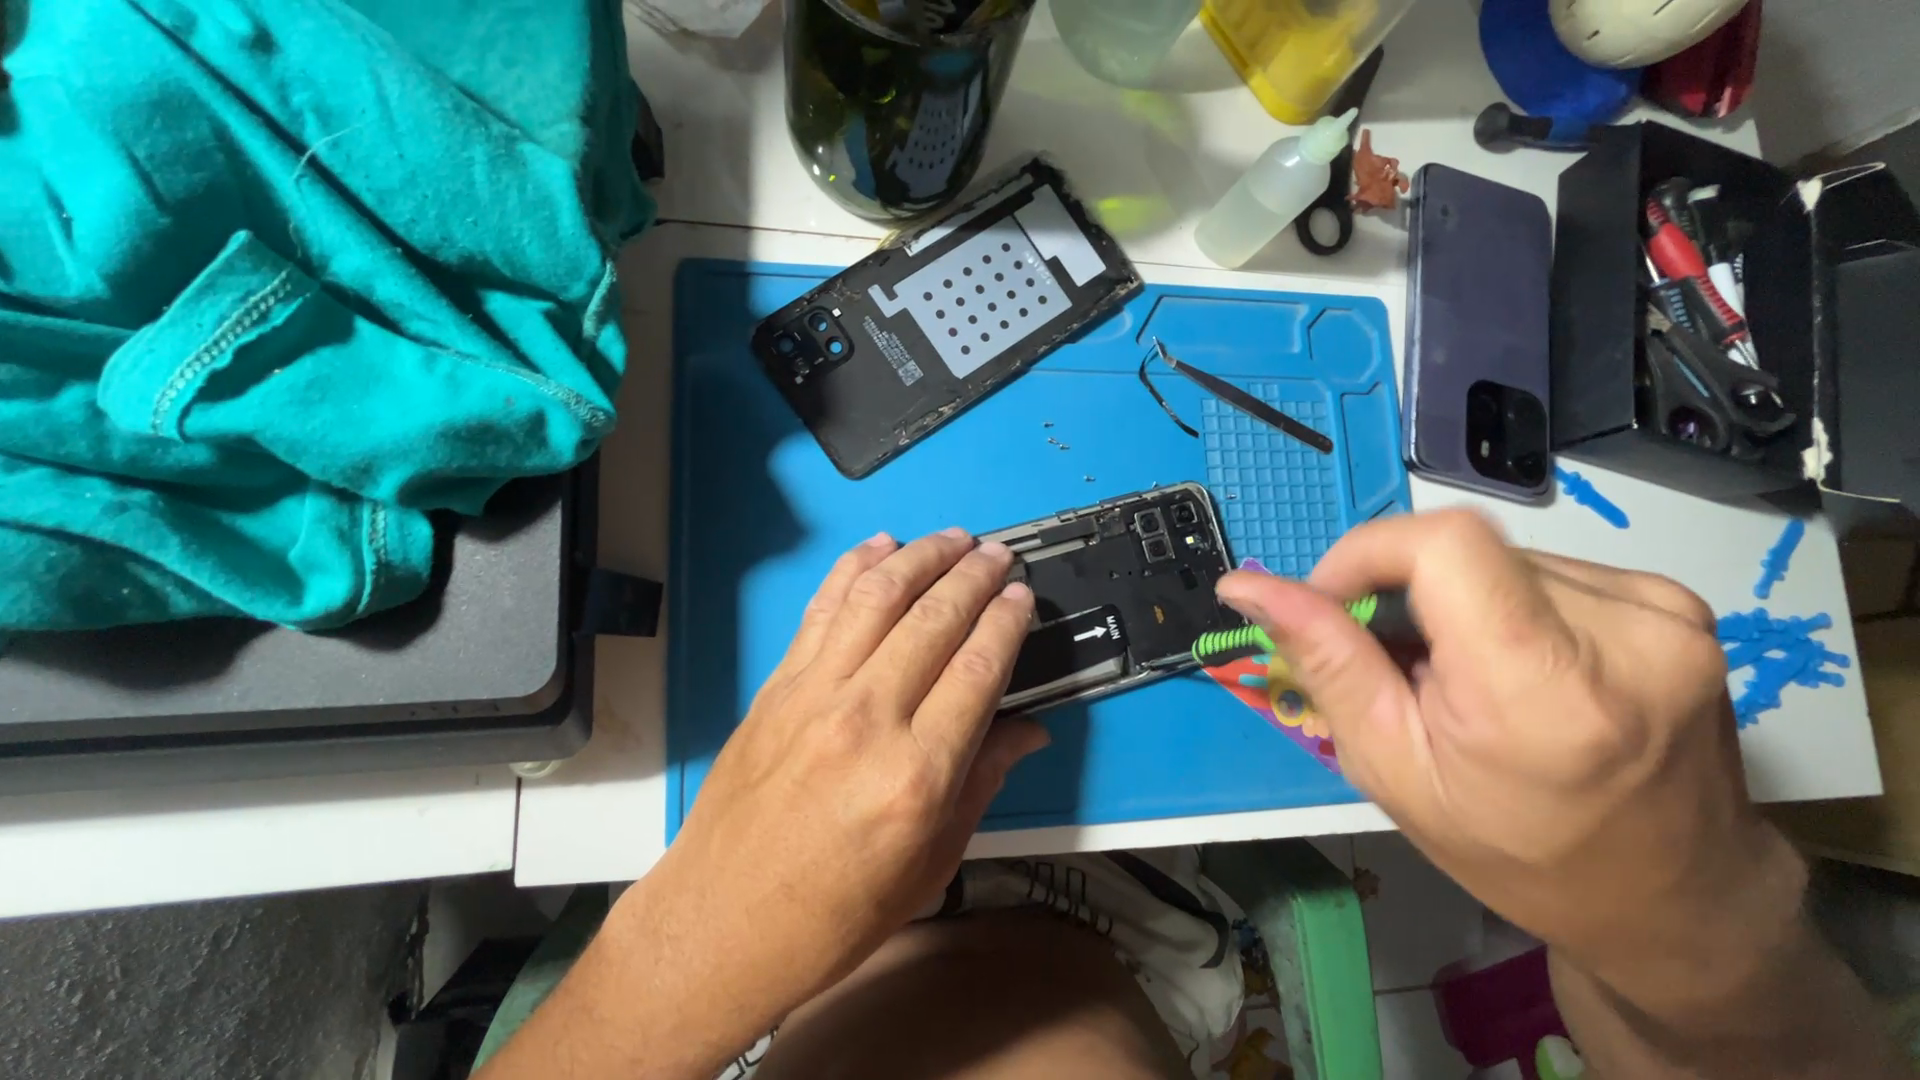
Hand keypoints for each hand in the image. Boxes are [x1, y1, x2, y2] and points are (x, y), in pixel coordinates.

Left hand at [642, 529, 1048, 1011]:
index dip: (1006, 622)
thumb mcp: (931, 862)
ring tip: (951, 538)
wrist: (724, 922)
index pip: (978, 669)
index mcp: (917, 773)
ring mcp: (814, 694)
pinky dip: (852, 569)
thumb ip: (982, 782)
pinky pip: (821, 610)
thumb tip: (1027, 731)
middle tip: (997, 555)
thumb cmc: (838, 911)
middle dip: (973, 577)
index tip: (1022, 595)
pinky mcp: (777, 685)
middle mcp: (867, 718)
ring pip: (876, 599)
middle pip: (932, 621)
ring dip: (919, 557)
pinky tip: (879, 547)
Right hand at [1215, 511, 1800, 981]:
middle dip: (1403, 591)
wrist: (1675, 899)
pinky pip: (1547, 571)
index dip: (1369, 553)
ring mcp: (1663, 613)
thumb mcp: (1392, 767)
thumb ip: (1325, 661)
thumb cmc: (1514, 851)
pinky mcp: (1677, 606)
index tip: (1337, 603)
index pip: (1444, 543)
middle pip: (1463, 552)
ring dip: (1454, 600)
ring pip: (1501, 558)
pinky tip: (1513, 665)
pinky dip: (1504, 604)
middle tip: (1394, 662)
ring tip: (1460, 674)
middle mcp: (1622, 632)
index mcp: (1541, 688)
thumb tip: (1246, 586)